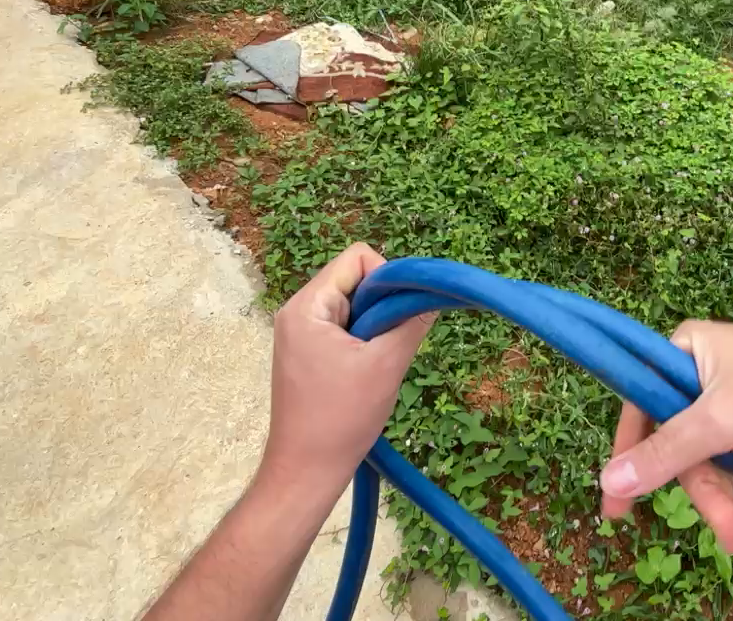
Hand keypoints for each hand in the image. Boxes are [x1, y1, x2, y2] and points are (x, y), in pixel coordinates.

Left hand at [261, 243, 433, 493]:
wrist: (305, 474)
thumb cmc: (341, 419)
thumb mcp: (387, 364)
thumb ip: (412, 321)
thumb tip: (434, 296)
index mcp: (307, 307)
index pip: (357, 257)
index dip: (387, 277)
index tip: (397, 315)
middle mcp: (297, 312)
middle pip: (356, 278)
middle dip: (382, 303)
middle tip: (389, 342)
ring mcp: (300, 333)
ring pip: (355, 303)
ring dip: (376, 324)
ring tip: (377, 361)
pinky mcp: (307, 352)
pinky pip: (346, 324)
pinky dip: (365, 338)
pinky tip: (368, 370)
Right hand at [597, 322, 732, 553]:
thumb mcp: (718, 422)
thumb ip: (664, 452)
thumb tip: (608, 481)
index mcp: (689, 345)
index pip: (642, 398)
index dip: (630, 449)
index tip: (617, 503)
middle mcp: (705, 364)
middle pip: (676, 434)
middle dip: (696, 484)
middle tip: (716, 524)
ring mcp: (732, 392)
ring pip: (703, 451)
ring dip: (717, 494)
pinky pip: (728, 454)